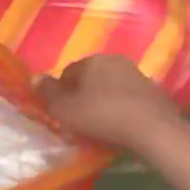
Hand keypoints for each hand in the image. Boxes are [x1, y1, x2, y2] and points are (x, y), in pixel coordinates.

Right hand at [35, 55, 184, 153]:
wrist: (151, 128)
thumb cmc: (100, 116)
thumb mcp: (64, 109)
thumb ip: (47, 93)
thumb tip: (34, 77)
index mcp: (91, 61)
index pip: (67, 73)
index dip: (60, 92)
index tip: (61, 111)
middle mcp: (115, 61)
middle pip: (91, 77)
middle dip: (83, 94)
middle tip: (79, 118)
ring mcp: (137, 74)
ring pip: (111, 86)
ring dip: (104, 100)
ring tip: (101, 123)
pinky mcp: (154, 91)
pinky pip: (129, 98)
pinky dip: (122, 107)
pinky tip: (121, 124)